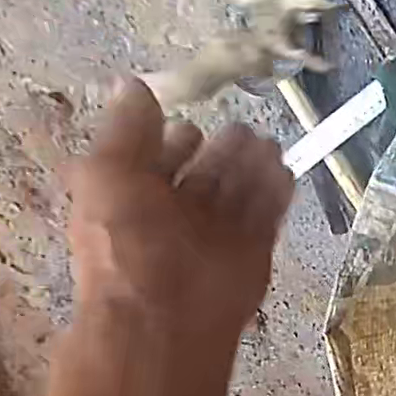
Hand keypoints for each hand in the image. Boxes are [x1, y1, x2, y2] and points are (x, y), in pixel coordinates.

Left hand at [66, 78, 293, 339]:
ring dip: (256, 166)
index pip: (160, 158)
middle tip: (247, 129)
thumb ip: (126, 129)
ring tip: (271, 144)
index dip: (175, 137)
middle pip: (208, 172)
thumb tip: (132, 83)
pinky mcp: (255, 247)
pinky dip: (279, 193)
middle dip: (227, 150)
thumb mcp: (108, 175)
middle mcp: (178, 211)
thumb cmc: (128, 243)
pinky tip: (287, 173)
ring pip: (242, 189)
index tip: (193, 122)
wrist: (170, 312)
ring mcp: (219, 230)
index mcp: (134, 194)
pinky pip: (269, 213)